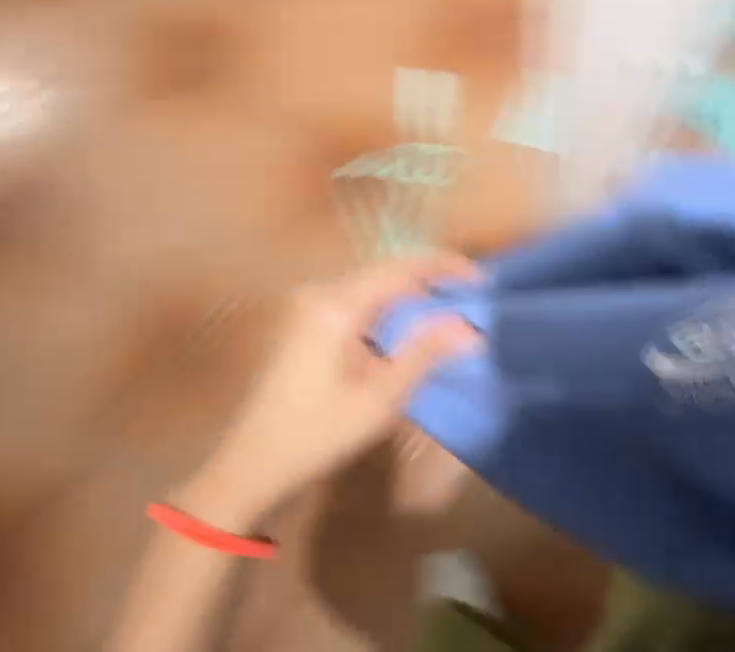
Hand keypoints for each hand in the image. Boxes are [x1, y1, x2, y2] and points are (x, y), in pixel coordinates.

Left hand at [176, 254, 482, 531]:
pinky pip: (360, 298)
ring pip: (376, 283)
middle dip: (433, 279)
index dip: (446, 268)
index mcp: (337, 305)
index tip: (483, 282)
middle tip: (472, 297)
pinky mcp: (308, 320)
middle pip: (389, 270)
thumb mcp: (380, 398)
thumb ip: (426, 353)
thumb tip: (473, 328)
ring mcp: (310, 304)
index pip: (403, 269)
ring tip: (451, 310)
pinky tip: (412, 326)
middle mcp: (322, 292)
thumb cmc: (317, 434)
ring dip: (413, 293)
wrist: (251, 466)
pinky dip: (392, 306)